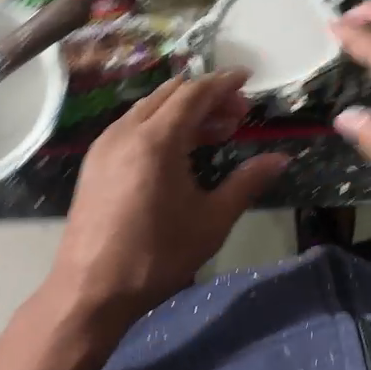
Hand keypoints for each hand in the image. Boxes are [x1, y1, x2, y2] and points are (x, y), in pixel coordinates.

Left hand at [45, 70, 289, 324]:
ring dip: (184, 109)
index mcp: (156, 139)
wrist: (89, 291)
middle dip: (207, 95)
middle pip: (172, 93)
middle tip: (238, 113)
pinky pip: (134, 123)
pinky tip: (180, 148)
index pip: (195, 93)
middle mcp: (127, 130)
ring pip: (151, 106)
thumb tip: (281, 159)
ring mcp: (106, 143)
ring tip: (215, 131)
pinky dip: (161, 123)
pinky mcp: (95, 159)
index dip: (223, 83)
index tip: (248, 78)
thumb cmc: (156, 256)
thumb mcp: (211, 222)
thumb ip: (247, 183)